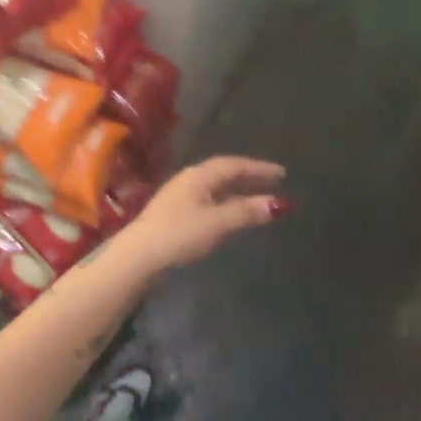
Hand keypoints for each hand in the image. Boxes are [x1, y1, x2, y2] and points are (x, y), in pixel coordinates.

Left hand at [114, 157, 289, 274]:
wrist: (139, 255)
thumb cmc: (179, 234)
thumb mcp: (217, 222)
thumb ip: (247, 212)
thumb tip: (278, 204)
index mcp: (199, 176)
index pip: (234, 165)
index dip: (259, 168)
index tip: (281, 173)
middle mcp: (190, 180)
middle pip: (225, 173)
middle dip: (250, 177)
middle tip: (274, 181)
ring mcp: (181, 196)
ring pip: (216, 188)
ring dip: (238, 191)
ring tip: (258, 197)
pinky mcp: (176, 213)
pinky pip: (209, 200)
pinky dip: (226, 202)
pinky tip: (232, 213)